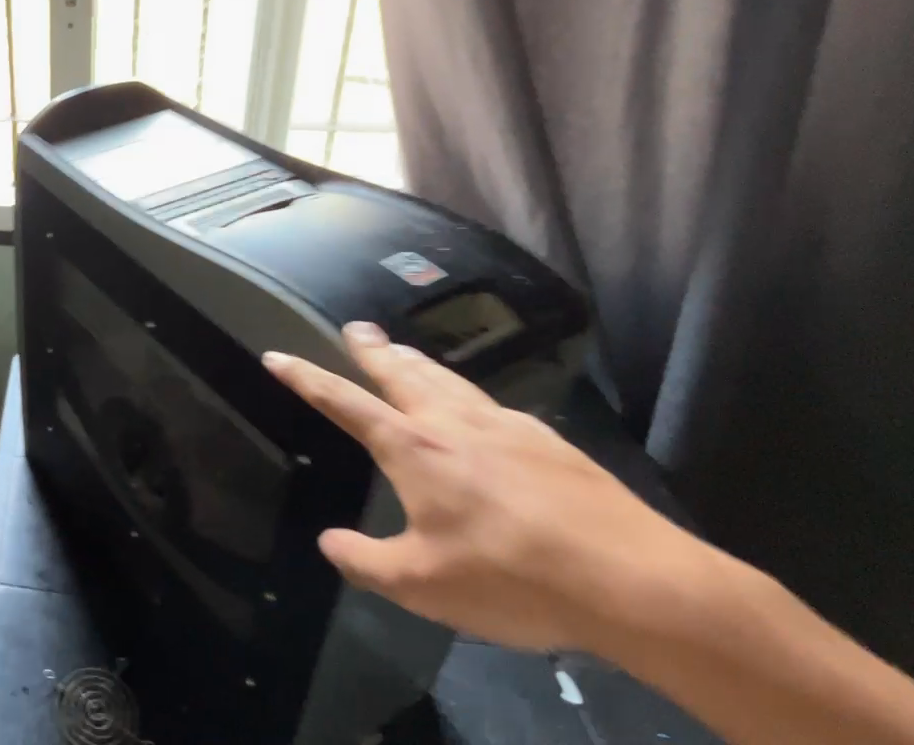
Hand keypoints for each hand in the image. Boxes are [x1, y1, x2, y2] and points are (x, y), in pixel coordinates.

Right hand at [262, 322, 699, 652]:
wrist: (636, 583)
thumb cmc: (513, 579)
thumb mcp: (420, 585)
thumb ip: (365, 561)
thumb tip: (330, 543)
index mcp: (414, 449)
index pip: (343, 402)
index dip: (305, 378)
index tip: (277, 355)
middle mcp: (455, 424)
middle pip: (402, 372)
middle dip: (370, 349)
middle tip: (354, 328)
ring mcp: (509, 427)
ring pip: (449, 380)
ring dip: (418, 361)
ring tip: (402, 350)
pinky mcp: (551, 444)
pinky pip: (491, 404)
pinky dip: (466, 392)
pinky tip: (477, 407)